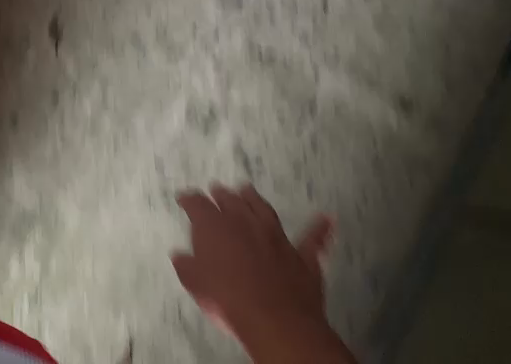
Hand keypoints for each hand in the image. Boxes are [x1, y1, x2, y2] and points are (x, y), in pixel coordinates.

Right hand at [172, 185, 350, 363]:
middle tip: (217, 189)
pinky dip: (320, 228)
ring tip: (247, 189)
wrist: (277, 322)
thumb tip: (182, 255)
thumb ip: (186, 264)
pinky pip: (313, 240)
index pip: (196, 203)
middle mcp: (244, 223)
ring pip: (263, 210)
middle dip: (221, 194)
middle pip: (231, 201)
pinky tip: (328, 218)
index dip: (188, 200)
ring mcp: (276, 238)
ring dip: (254, 199)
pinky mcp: (303, 257)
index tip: (184, 199)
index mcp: (213, 226)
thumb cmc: (226, 299)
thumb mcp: (193, 282)